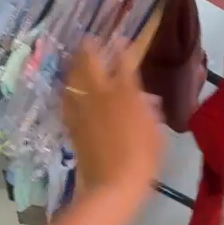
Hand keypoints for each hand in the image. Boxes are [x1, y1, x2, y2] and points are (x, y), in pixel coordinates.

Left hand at [63, 40, 162, 197]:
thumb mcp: (156, 132)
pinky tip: (70, 90)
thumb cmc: (143, 159)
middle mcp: (101, 94)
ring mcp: (82, 108)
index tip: (121, 39)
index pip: (123, 61)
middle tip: (91, 40)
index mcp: (126, 93)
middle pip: (90, 62)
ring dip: (75, 66)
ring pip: (73, 78)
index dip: (122, 47)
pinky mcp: (71, 124)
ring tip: (77, 60)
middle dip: (90, 48)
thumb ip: (150, 111)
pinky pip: (66, 100)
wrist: (113, 185)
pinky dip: (68, 91)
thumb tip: (146, 98)